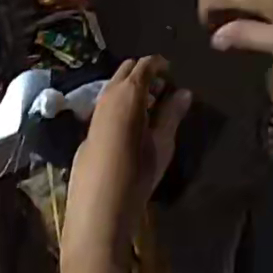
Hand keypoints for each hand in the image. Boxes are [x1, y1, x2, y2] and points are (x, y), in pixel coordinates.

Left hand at [62, 57, 190, 272]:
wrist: (98, 208)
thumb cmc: (136, 173)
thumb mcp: (162, 143)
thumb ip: (173, 114)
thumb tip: (184, 92)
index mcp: (130, 92)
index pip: (146, 64)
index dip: (160, 64)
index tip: (173, 73)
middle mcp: (110, 93)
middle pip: (128, 68)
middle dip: (145, 73)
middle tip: (163, 90)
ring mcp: (96, 109)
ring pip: (115, 84)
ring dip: (132, 88)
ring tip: (150, 109)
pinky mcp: (88, 126)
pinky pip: (107, 101)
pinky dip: (121, 101)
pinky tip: (132, 125)